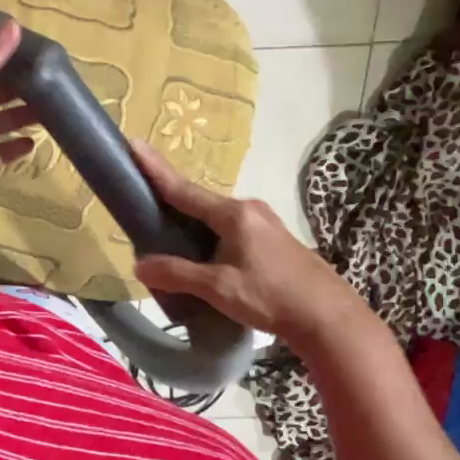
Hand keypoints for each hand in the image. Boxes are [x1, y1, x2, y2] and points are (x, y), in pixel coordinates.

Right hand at [129, 139, 375, 351]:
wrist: (326, 316)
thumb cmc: (270, 296)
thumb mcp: (218, 288)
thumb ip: (177, 273)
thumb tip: (140, 265)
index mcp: (233, 214)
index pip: (184, 189)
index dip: (155, 169)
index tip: (134, 144)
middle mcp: (249, 210)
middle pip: (199, 203)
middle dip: (170, 203)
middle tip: (140, 207)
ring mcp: (263, 223)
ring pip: (214, 220)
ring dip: (189, 226)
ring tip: (165, 240)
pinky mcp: (271, 241)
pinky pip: (228, 231)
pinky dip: (207, 238)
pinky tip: (200, 257)